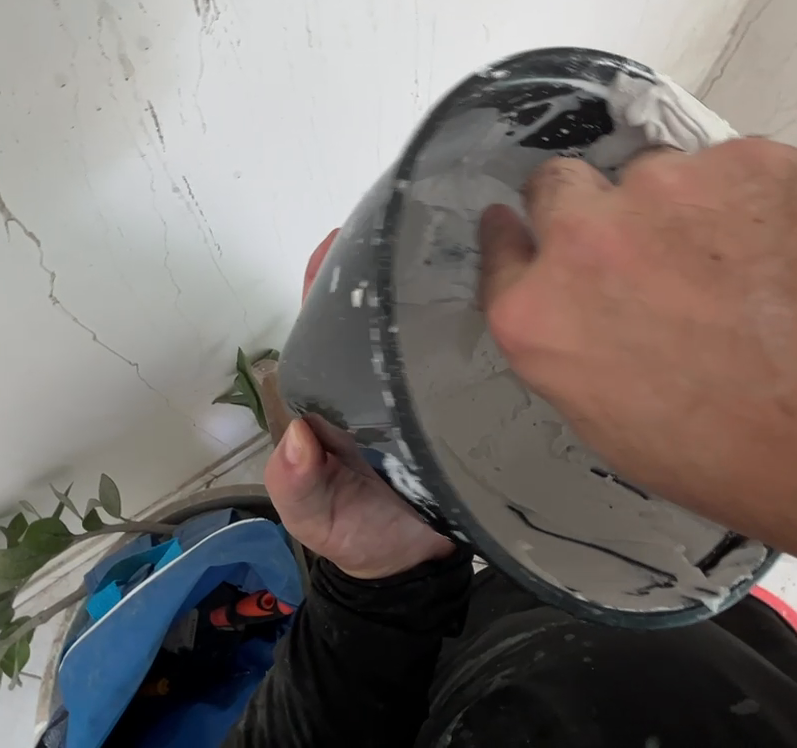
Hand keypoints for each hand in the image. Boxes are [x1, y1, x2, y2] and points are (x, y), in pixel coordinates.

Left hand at [266, 229, 455, 579]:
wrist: (413, 567)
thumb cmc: (354, 531)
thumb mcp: (312, 515)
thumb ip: (294, 486)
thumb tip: (299, 443)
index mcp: (333, 390)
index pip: (326, 322)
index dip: (330, 278)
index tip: (344, 237)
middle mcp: (374, 376)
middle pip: (380, 313)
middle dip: (395, 269)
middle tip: (426, 229)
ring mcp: (420, 386)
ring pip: (425, 328)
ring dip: (442, 291)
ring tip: (470, 253)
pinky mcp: (461, 402)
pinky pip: (466, 361)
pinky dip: (480, 334)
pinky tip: (502, 309)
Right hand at [477, 138, 796, 601]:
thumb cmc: (743, 456)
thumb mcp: (612, 421)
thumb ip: (565, 338)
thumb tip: (560, 291)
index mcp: (539, 315)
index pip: (500, 243)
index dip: (519, 236)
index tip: (526, 227)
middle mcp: (585, 238)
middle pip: (557, 183)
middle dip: (588, 209)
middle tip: (645, 247)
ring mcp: (668, 188)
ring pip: (651, 172)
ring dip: (678, 206)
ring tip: (741, 264)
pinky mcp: (749, 157)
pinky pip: (728, 166)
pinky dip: (749, 197)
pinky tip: (790, 248)